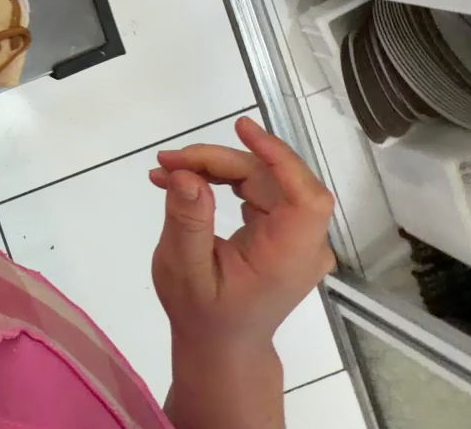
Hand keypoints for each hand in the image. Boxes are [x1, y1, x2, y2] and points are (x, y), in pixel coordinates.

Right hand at [149, 116, 335, 351]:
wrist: (221, 343)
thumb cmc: (203, 311)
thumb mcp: (185, 268)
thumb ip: (187, 221)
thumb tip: (186, 175)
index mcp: (287, 255)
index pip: (305, 197)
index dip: (279, 158)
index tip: (242, 127)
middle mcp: (302, 243)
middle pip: (270, 180)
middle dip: (217, 160)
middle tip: (166, 162)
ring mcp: (293, 237)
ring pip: (261, 179)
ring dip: (212, 166)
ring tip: (165, 170)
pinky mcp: (280, 232)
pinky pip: (255, 190)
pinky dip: (218, 179)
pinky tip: (181, 181)